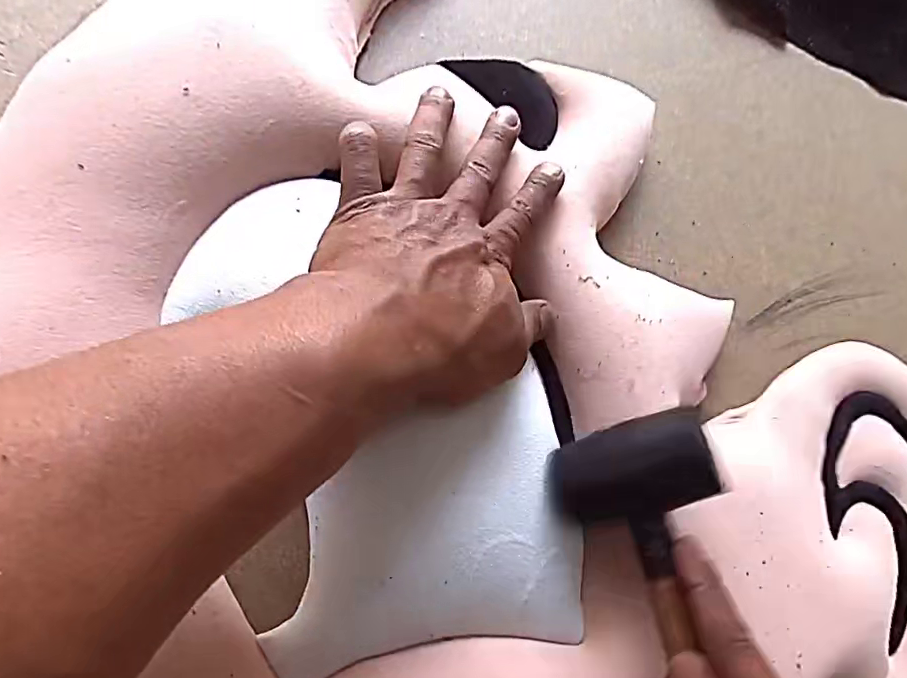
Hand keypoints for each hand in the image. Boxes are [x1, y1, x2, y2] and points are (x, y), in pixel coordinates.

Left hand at [310, 87, 563, 407]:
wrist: (376, 340)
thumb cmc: (436, 350)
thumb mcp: (503, 352)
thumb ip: (527, 328)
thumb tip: (545, 317)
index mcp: (486, 254)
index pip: (521, 215)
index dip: (538, 193)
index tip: (549, 172)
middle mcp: (449, 221)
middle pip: (479, 172)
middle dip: (495, 142)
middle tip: (505, 117)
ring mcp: (403, 211)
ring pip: (423, 152)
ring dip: (434, 122)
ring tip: (440, 97)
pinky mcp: (358, 214)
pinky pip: (358, 169)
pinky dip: (357, 147)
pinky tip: (359, 130)